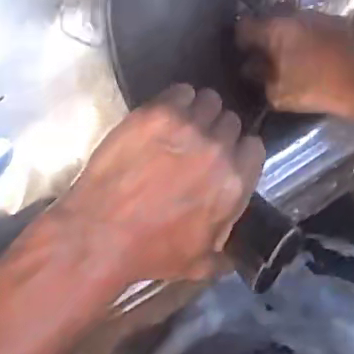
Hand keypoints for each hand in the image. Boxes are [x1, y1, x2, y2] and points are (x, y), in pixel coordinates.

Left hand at [45, 85, 264, 289]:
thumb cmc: (150, 253)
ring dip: (199, 112)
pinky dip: (176, 101)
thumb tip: (235, 246)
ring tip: (182, 125)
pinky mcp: (159, 111)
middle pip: (231, 120)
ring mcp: (188, 125)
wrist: (98, 234)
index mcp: (233, 182)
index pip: (254, 146)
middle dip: (218, 131)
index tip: (225, 157)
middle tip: (199, 144)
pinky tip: (164, 116)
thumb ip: (226, 244)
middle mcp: (217, 148)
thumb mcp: (199, 262)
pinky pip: (181, 91)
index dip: (239, 152)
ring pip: (209, 100)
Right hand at [237, 13, 353, 121]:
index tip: (242, 56)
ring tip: (288, 60)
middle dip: (263, 39)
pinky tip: (310, 57)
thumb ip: (260, 76)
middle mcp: (293, 14)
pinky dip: (304, 39)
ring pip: (290, 24)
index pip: (244, 26)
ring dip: (285, 38)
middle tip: (263, 61)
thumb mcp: (278, 93)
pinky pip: (308, 27)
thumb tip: (251, 67)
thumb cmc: (316, 88)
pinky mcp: (334, 22)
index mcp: (275, 28)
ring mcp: (315, 15)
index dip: (239, 41)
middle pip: (268, 22)